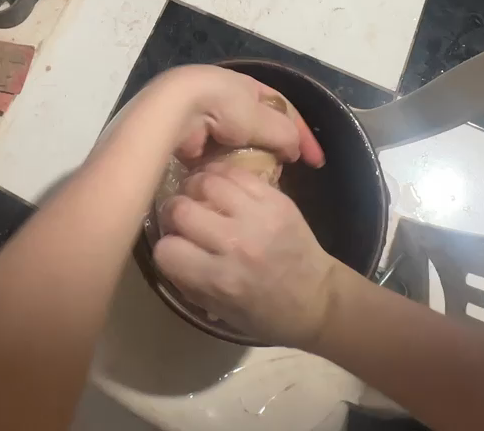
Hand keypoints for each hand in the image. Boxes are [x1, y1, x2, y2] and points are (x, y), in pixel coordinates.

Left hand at [148, 64, 324, 168]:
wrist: (177, 109)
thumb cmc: (224, 106)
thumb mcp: (265, 118)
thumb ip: (286, 133)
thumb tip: (293, 150)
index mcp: (248, 87)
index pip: (285, 109)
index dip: (303, 134)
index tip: (316, 161)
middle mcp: (229, 101)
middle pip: (261, 128)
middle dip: (275, 149)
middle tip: (286, 171)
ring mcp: (210, 120)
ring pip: (240, 146)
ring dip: (251, 162)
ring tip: (264, 182)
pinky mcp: (194, 141)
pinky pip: (219, 158)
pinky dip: (229, 170)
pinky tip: (237, 185)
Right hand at [153, 163, 346, 347]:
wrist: (319, 299)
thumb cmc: (267, 313)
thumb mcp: (222, 312)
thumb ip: (189, 281)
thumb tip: (165, 247)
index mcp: (222, 280)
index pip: (167, 250)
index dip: (164, 247)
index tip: (173, 247)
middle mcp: (237, 244)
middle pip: (180, 209)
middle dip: (172, 212)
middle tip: (180, 217)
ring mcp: (258, 216)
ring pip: (205, 181)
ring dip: (194, 187)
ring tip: (199, 196)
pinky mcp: (275, 197)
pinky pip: (234, 171)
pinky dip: (219, 174)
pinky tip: (219, 185)